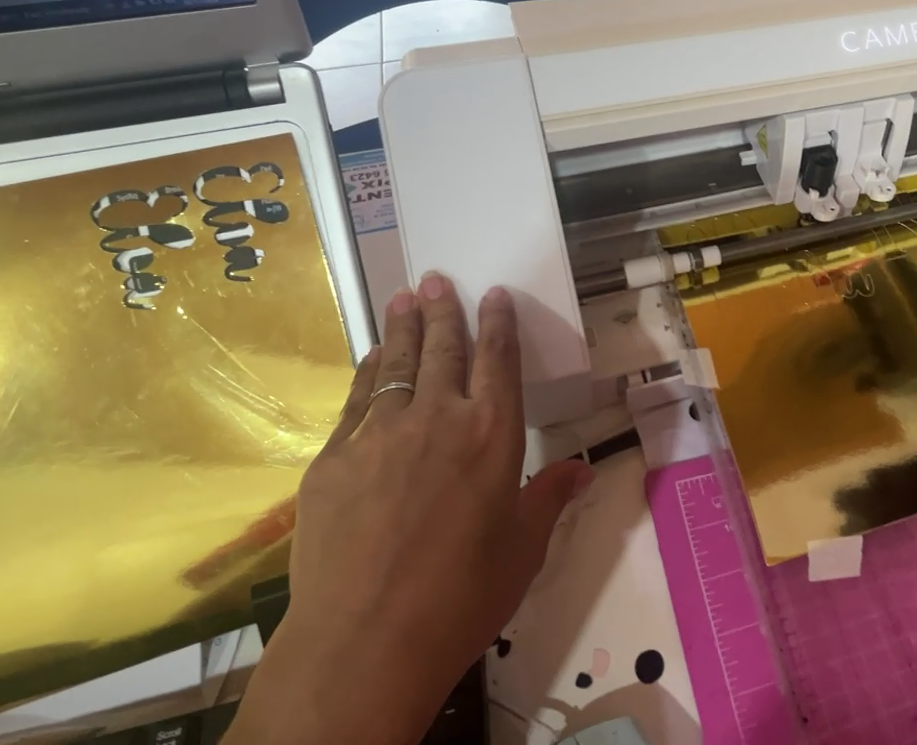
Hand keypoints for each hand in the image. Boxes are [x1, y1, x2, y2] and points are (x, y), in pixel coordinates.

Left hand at [228, 274, 593, 744]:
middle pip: (443, 349)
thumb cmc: (462, 596)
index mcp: (493, 434)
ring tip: (403, 298)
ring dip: (402, 327)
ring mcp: (380, 433)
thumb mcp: (523, 549)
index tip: (493, 293)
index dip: (497, 322)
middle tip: (436, 279)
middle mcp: (439, 417)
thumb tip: (582, 469)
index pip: (498, 360)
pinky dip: (369, 371)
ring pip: (396, 364)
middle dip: (443, 310)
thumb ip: (549, 498)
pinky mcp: (334, 457)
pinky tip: (372, 359)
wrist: (366, 638)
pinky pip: (357, 398)